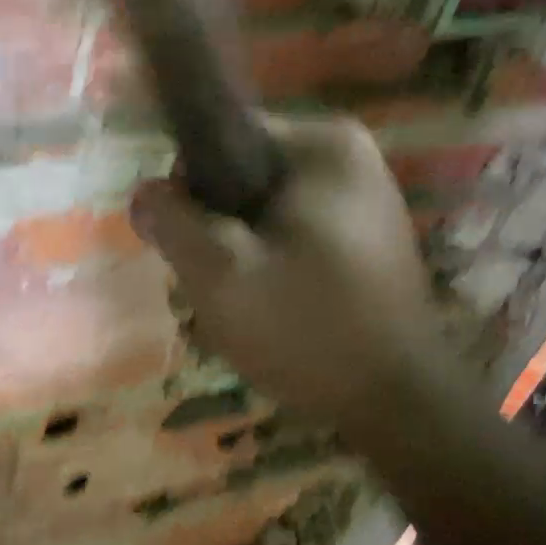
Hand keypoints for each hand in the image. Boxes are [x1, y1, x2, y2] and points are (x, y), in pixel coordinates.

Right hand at [130, 115, 442, 415]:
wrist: (400, 406)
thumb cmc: (307, 328)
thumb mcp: (218, 273)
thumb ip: (171, 222)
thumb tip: (145, 193)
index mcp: (322, 145)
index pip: (220, 138)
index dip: (190, 190)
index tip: (193, 243)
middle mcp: (349, 158)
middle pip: (239, 176)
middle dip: (216, 226)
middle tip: (220, 282)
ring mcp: (363, 199)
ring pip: (260, 211)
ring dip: (239, 251)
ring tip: (245, 301)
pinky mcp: (365, 239)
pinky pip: (290, 235)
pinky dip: (269, 265)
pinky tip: (272, 308)